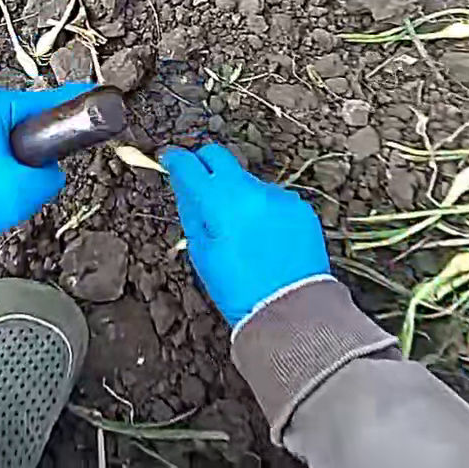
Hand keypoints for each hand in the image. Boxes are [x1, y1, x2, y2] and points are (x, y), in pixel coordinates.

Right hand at [161, 143, 330, 326]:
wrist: (292, 311)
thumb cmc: (239, 289)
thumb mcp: (203, 254)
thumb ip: (191, 211)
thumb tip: (182, 183)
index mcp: (222, 201)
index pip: (191, 165)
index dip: (176, 159)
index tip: (170, 158)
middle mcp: (252, 190)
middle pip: (219, 156)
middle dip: (204, 164)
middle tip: (199, 182)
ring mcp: (278, 196)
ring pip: (247, 182)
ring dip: (237, 195)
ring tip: (239, 232)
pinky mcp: (298, 207)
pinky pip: (272, 199)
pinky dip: (263, 210)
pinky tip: (264, 239)